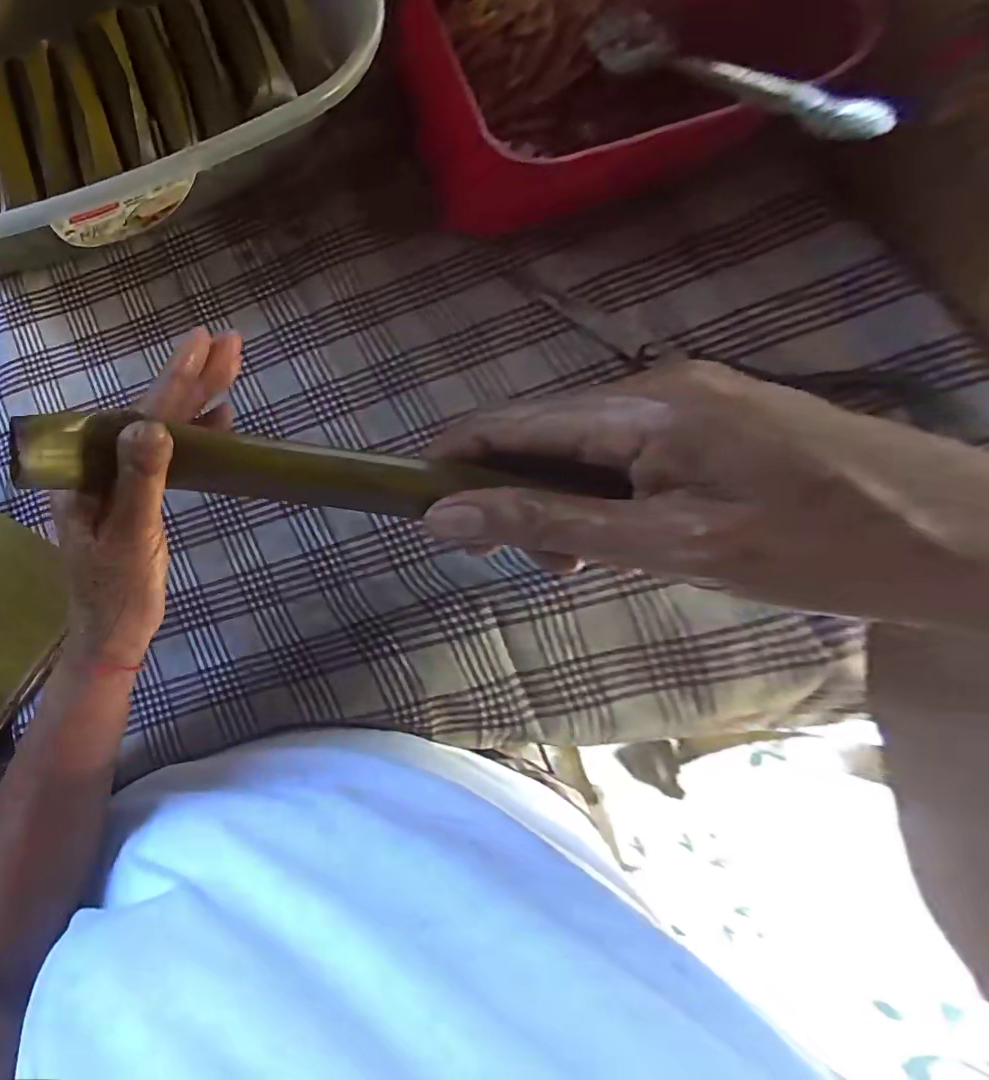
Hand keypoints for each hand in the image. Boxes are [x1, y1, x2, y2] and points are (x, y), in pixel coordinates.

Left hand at [53, 328, 241, 668]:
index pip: (131, 420)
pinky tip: (219, 419)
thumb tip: (152, 425)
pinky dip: (193, 439)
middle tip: (227, 343)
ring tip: (231, 366)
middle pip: (146, 417)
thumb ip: (140, 482)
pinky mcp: (137, 498)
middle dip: (187, 381)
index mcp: (84, 475)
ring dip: (195, 403)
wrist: (112, 634)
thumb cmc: (115, 593)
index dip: (168, 382)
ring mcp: (118, 483)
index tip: (198, 344)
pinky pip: (167, 458)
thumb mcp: (129, 538)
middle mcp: (97, 470)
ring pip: (159, 433)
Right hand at [420, 360, 988, 631]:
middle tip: (514, 558)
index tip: (424, 517)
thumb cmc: (828, 548)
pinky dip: (591, 494)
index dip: (447, 464)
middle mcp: (650, 388)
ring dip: (547, 500)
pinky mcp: (707, 418)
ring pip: (568, 447)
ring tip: (574, 560)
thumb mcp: (668, 545)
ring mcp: (683, 399)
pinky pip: (613, 451)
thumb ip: (544, 522)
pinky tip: (615, 535)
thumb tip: (439, 515)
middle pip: (530, 434)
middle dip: (501, 493)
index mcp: (638, 409)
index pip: (500, 424)